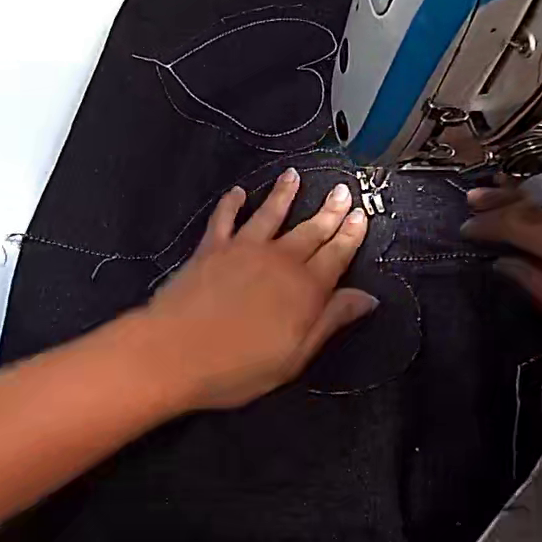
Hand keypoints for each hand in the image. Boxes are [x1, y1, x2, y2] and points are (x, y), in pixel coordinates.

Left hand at [132, 168, 376, 409]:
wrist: (174, 353)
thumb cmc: (239, 366)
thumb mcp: (296, 356)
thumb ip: (331, 321)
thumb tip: (367, 298)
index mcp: (305, 288)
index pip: (337, 254)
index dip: (351, 234)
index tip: (362, 214)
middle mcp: (280, 259)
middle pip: (312, 230)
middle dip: (330, 210)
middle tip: (343, 190)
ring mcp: (245, 248)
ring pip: (272, 213)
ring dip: (285, 193)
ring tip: (295, 175)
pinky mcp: (213, 247)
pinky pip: (225, 218)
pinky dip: (232, 203)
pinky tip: (238, 192)